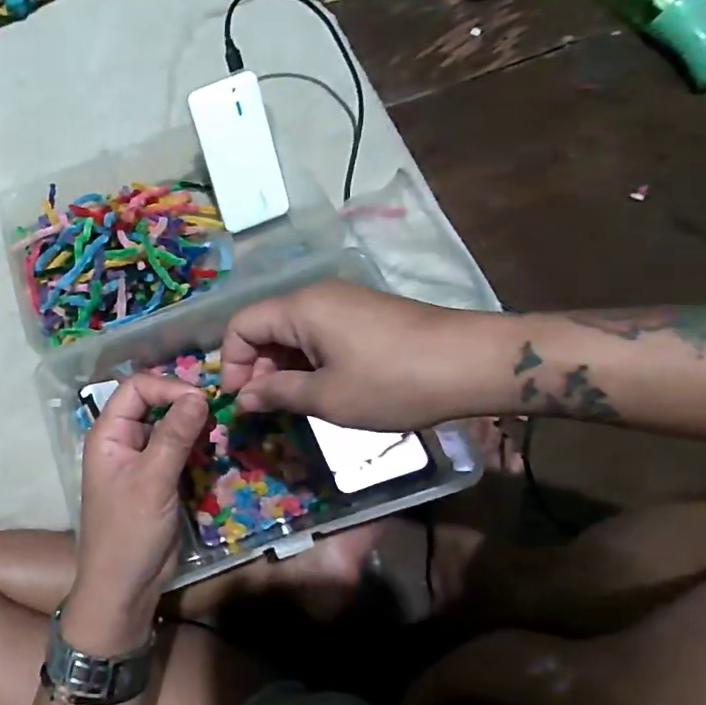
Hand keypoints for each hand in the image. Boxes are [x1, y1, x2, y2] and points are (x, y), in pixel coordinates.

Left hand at [66, 374, 208, 652]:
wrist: (125, 586)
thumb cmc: (128, 532)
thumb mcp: (153, 481)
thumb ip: (174, 437)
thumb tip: (199, 395)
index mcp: (108, 434)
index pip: (136, 388)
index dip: (167, 386)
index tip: (200, 399)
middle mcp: (123, 441)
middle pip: (154, 403)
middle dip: (184, 403)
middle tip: (218, 412)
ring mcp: (142, 460)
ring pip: (170, 426)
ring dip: (194, 426)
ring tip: (221, 430)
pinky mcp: (160, 478)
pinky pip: (179, 450)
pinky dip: (197, 447)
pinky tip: (217, 450)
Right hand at [220, 279, 517, 429]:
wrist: (473, 363)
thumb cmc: (393, 382)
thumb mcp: (328, 397)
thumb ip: (278, 393)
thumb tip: (244, 398)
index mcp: (300, 307)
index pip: (241, 326)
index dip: (232, 364)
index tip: (243, 402)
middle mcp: (317, 295)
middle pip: (265, 326)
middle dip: (257, 367)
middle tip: (269, 408)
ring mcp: (344, 302)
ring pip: (293, 331)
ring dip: (284, 367)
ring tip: (296, 404)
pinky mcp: (365, 314)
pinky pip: (319, 333)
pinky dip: (310, 360)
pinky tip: (325, 389)